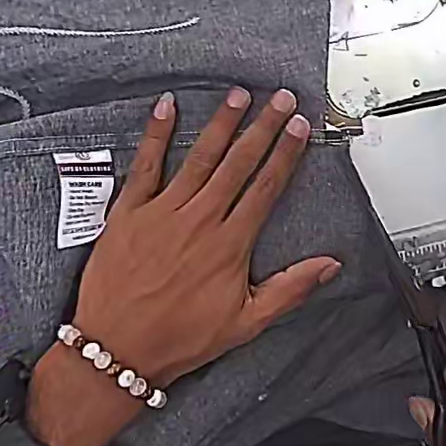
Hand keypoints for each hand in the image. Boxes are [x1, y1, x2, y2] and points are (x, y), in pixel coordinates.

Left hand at [27, 87, 340, 445]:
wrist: (117, 349)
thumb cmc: (179, 338)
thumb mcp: (245, 323)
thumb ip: (290, 289)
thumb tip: (329, 265)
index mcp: (229, 244)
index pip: (265, 187)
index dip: (285, 153)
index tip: (299, 127)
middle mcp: (200, 220)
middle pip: (239, 163)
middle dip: (263, 127)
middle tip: (279, 98)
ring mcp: (163, 212)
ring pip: (200, 157)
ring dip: (221, 123)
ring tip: (238, 95)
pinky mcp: (129, 212)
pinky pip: (145, 164)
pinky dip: (157, 134)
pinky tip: (166, 107)